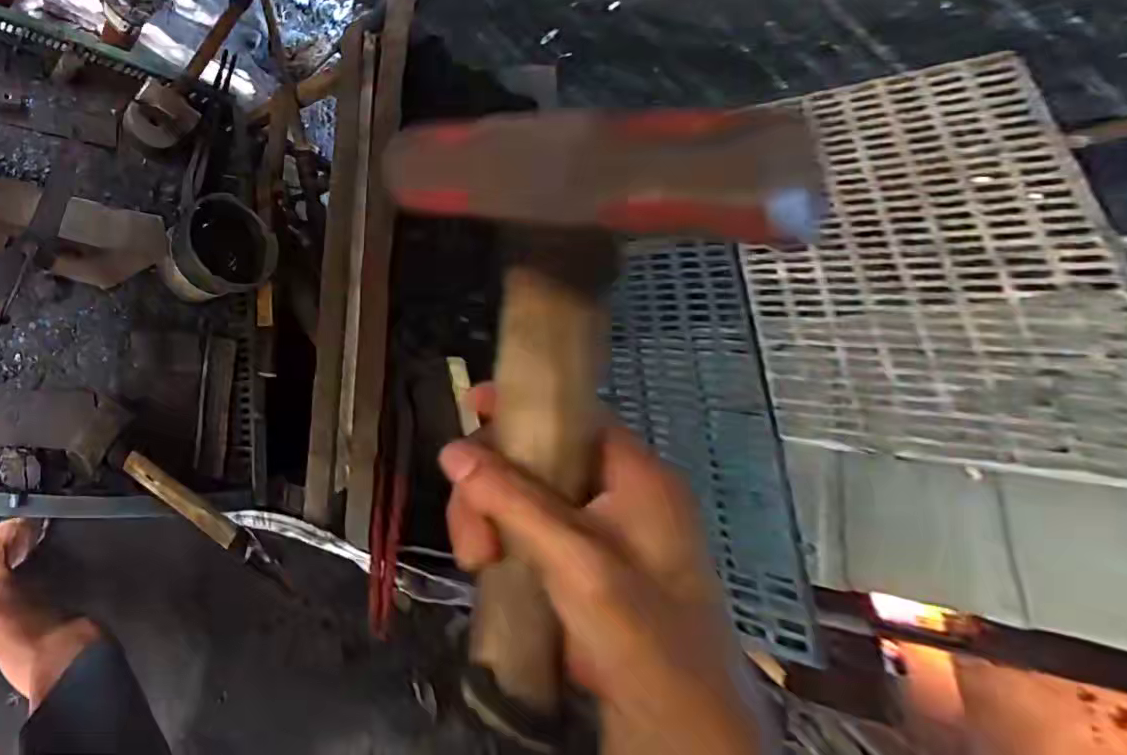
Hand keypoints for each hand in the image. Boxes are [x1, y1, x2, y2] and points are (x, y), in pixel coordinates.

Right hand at [440, 384, 763, 753]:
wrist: (675, 728)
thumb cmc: (644, 637)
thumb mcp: (576, 562)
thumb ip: (512, 501)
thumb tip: (451, 450)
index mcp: (637, 477)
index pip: (573, 414)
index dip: (521, 404)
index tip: (470, 404)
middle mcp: (616, 493)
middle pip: (530, 455)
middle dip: (488, 486)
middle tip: (471, 532)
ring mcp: (593, 527)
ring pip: (515, 491)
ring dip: (483, 517)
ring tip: (477, 560)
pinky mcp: (573, 559)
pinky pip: (518, 524)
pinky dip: (495, 538)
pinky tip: (486, 566)